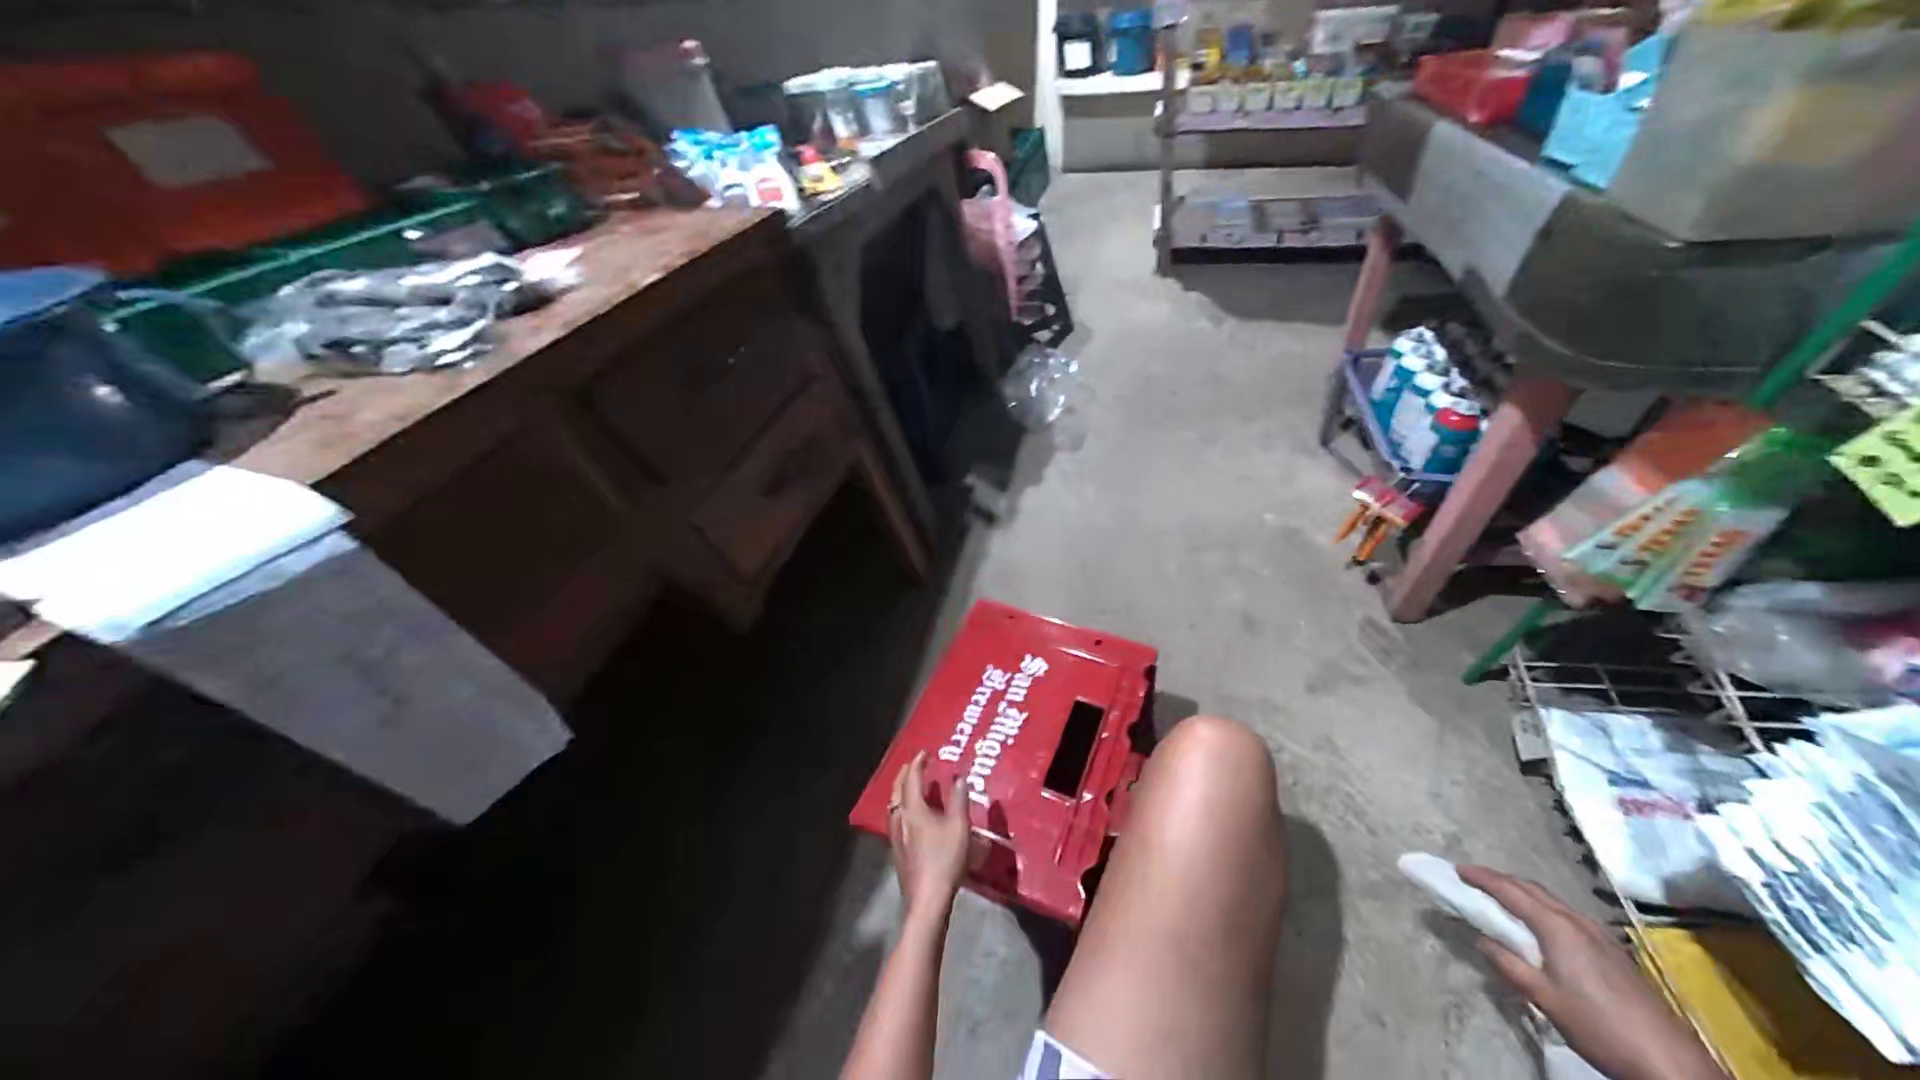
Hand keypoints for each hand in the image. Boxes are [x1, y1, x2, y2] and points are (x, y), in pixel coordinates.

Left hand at [888, 752, 970, 920]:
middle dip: (905, 774)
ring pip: (894, 805)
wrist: (927, 898)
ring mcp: (895, 835)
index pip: (911, 779)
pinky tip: (912, 816)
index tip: (924, 753)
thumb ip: (959, 800)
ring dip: (901, 790)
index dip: (917, 764)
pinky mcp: (897, 850)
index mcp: (913, 809)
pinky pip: (896, 817)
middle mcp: (899, 818)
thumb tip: (958, 778)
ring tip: (911, 786)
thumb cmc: (945, 858)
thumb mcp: (959, 826)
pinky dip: (903, 806)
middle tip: (914, 764)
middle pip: (897, 790)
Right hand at [1458, 866, 1724, 1079]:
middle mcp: (1577, 921)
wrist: (1668, 1061)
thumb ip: (1507, 963)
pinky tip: (1539, 924)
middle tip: (1472, 880)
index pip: (1510, 891)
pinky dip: (1541, 906)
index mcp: (1557, 927)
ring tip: (1499, 897)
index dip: (1481, 877)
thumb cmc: (1597, 1025)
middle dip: (1500, 880)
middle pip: (1532, 888)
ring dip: (1522, 892)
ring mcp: (1598, 934)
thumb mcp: (1543, 997)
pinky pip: (1565, 913)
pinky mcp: (1610, 949)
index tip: (1457, 869)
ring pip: (1551, 899)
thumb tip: (1480, 938)